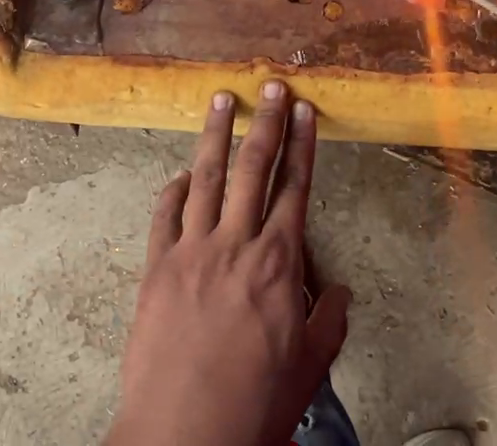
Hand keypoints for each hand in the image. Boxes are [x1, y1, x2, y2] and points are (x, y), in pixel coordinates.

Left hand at [106, 80, 350, 445]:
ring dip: (215, 135)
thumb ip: (330, 321)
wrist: (183, 435)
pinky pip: (164, 216)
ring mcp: (191, 252)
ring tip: (221, 99)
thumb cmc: (254, 403)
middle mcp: (235, 244)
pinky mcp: (155, 270)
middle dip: (266, 121)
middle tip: (271, 86)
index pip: (296, 186)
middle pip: (253, 168)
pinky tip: (180, 173)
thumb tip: (341, 293)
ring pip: (205, 177)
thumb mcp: (310, 365)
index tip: (305, 109)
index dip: (302, 143)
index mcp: (278, 262)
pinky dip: (173, 189)